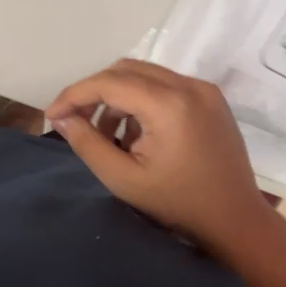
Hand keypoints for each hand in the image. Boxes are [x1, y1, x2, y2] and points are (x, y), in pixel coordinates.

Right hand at [46, 60, 269, 251]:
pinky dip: (139, 101)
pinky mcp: (210, 98)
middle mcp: (188, 86)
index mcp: (169, 105)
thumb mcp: (122, 178)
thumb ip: (88, 143)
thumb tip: (63, 119)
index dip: (74, 95)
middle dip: (93, 92)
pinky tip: (133, 133)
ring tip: (105, 134)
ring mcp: (203, 90)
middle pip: (125, 70)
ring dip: (115, 96)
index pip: (109, 82)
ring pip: (144, 75)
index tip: (52, 116)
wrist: (233, 217)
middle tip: (74, 122)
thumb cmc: (175, 202)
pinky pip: (163, 85)